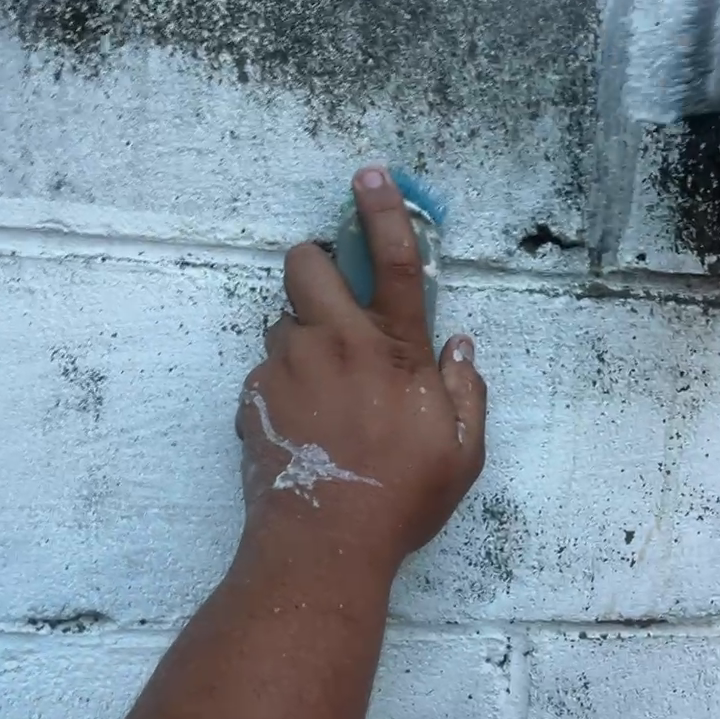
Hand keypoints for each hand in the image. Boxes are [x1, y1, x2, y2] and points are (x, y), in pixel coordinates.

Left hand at [235, 167, 487, 576]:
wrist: (324, 543)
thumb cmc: (403, 498)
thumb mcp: (462, 452)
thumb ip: (467, 390)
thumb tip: (458, 347)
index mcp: (393, 351)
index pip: (393, 262)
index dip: (383, 211)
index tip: (368, 174)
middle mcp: (335, 344)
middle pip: (303, 264)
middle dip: (315, 265)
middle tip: (333, 304)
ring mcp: (285, 367)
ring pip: (282, 321)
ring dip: (303, 336)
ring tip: (323, 387)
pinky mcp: (252, 396)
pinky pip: (266, 369)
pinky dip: (284, 381)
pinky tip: (303, 423)